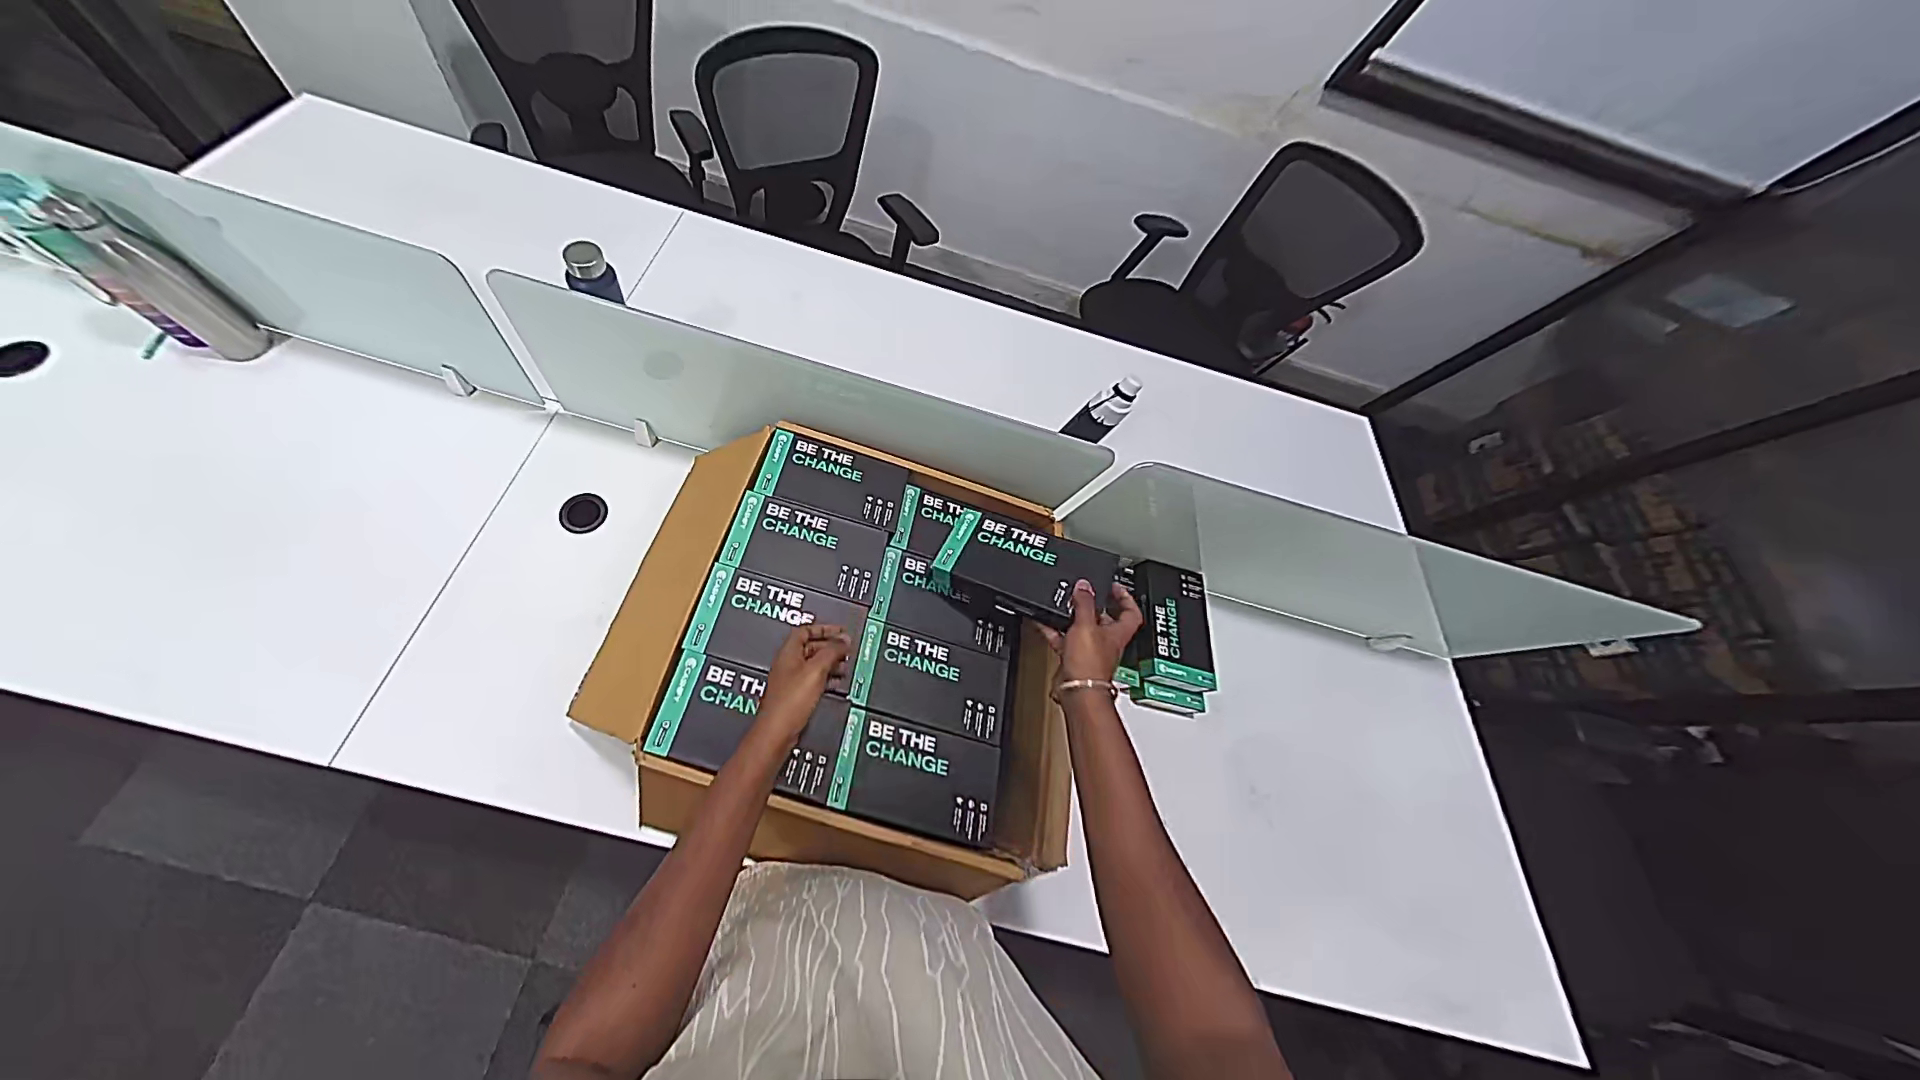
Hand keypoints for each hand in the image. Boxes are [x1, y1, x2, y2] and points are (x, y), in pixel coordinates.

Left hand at [756, 624, 851, 742]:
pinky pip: (814, 680)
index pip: (805, 630)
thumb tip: (843, 640)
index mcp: (788, 653)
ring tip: (845, 665)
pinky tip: (836, 683)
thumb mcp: (816, 670)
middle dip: (831, 646)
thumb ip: (831, 651)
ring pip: (814, 664)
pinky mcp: (795, 696)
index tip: (840, 631)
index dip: (824, 628)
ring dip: (831, 662)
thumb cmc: (789, 703)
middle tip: (847, 649)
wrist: (777, 732)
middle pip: (811, 647)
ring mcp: (791, 681)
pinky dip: (827, 678)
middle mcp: (788, 665)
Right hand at [1038, 580, 1142, 683]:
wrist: (1076, 691)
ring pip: (1081, 628)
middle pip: (1103, 619)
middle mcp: (1106, 642)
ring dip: (1072, 617)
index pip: (1131, 612)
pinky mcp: (1073, 658)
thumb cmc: (1090, 665)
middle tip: (1082, 593)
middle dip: (1092, 605)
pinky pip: (1063, 638)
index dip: (1126, 598)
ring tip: (1062, 603)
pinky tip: (1044, 620)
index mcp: (1118, 633)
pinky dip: (1054, 629)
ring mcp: (1089, 651)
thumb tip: (1085, 586)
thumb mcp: (1086, 625)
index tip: (1115, 587)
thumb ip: (1085, 603)